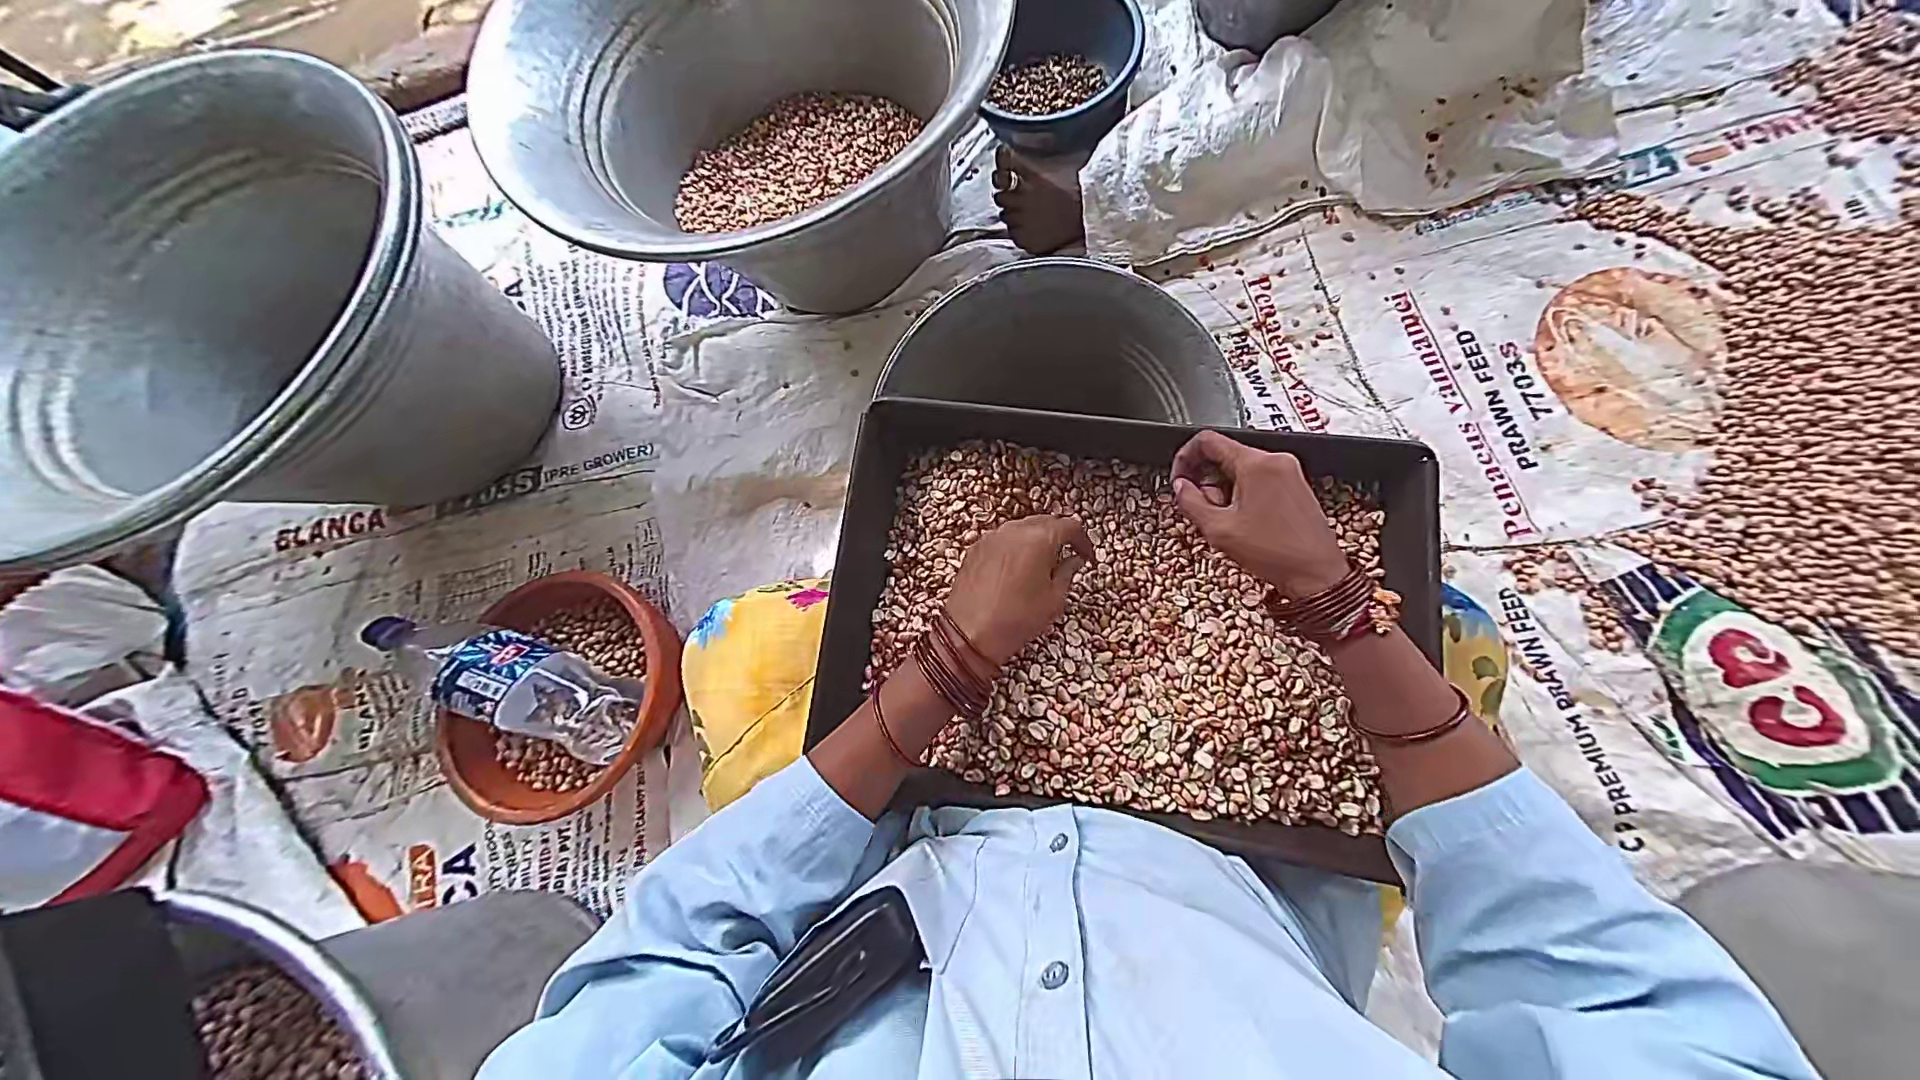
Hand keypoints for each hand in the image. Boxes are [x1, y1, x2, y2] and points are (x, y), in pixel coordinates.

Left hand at [944, 514, 1094, 664]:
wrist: (969, 634)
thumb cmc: (1014, 619)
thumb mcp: (1054, 599)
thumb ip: (1068, 572)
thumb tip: (1074, 561)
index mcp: (1039, 539)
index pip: (1070, 526)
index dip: (1083, 540)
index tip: (1086, 555)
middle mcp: (1014, 531)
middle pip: (1045, 522)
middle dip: (1060, 536)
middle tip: (1068, 556)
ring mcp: (992, 538)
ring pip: (1022, 528)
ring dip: (1036, 540)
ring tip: (1043, 564)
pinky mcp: (976, 548)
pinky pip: (1002, 539)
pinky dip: (1015, 547)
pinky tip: (1018, 569)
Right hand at [1170, 431, 1350, 598]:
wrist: (1317, 573)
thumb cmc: (1276, 553)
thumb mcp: (1218, 529)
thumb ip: (1190, 502)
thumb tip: (1180, 487)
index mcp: (1256, 464)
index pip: (1207, 441)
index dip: (1185, 458)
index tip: (1179, 478)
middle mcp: (1276, 461)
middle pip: (1224, 456)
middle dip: (1206, 480)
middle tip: (1202, 508)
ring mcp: (1288, 472)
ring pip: (1239, 469)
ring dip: (1223, 490)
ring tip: (1227, 521)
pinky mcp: (1294, 485)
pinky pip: (1256, 479)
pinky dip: (1241, 495)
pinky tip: (1243, 521)